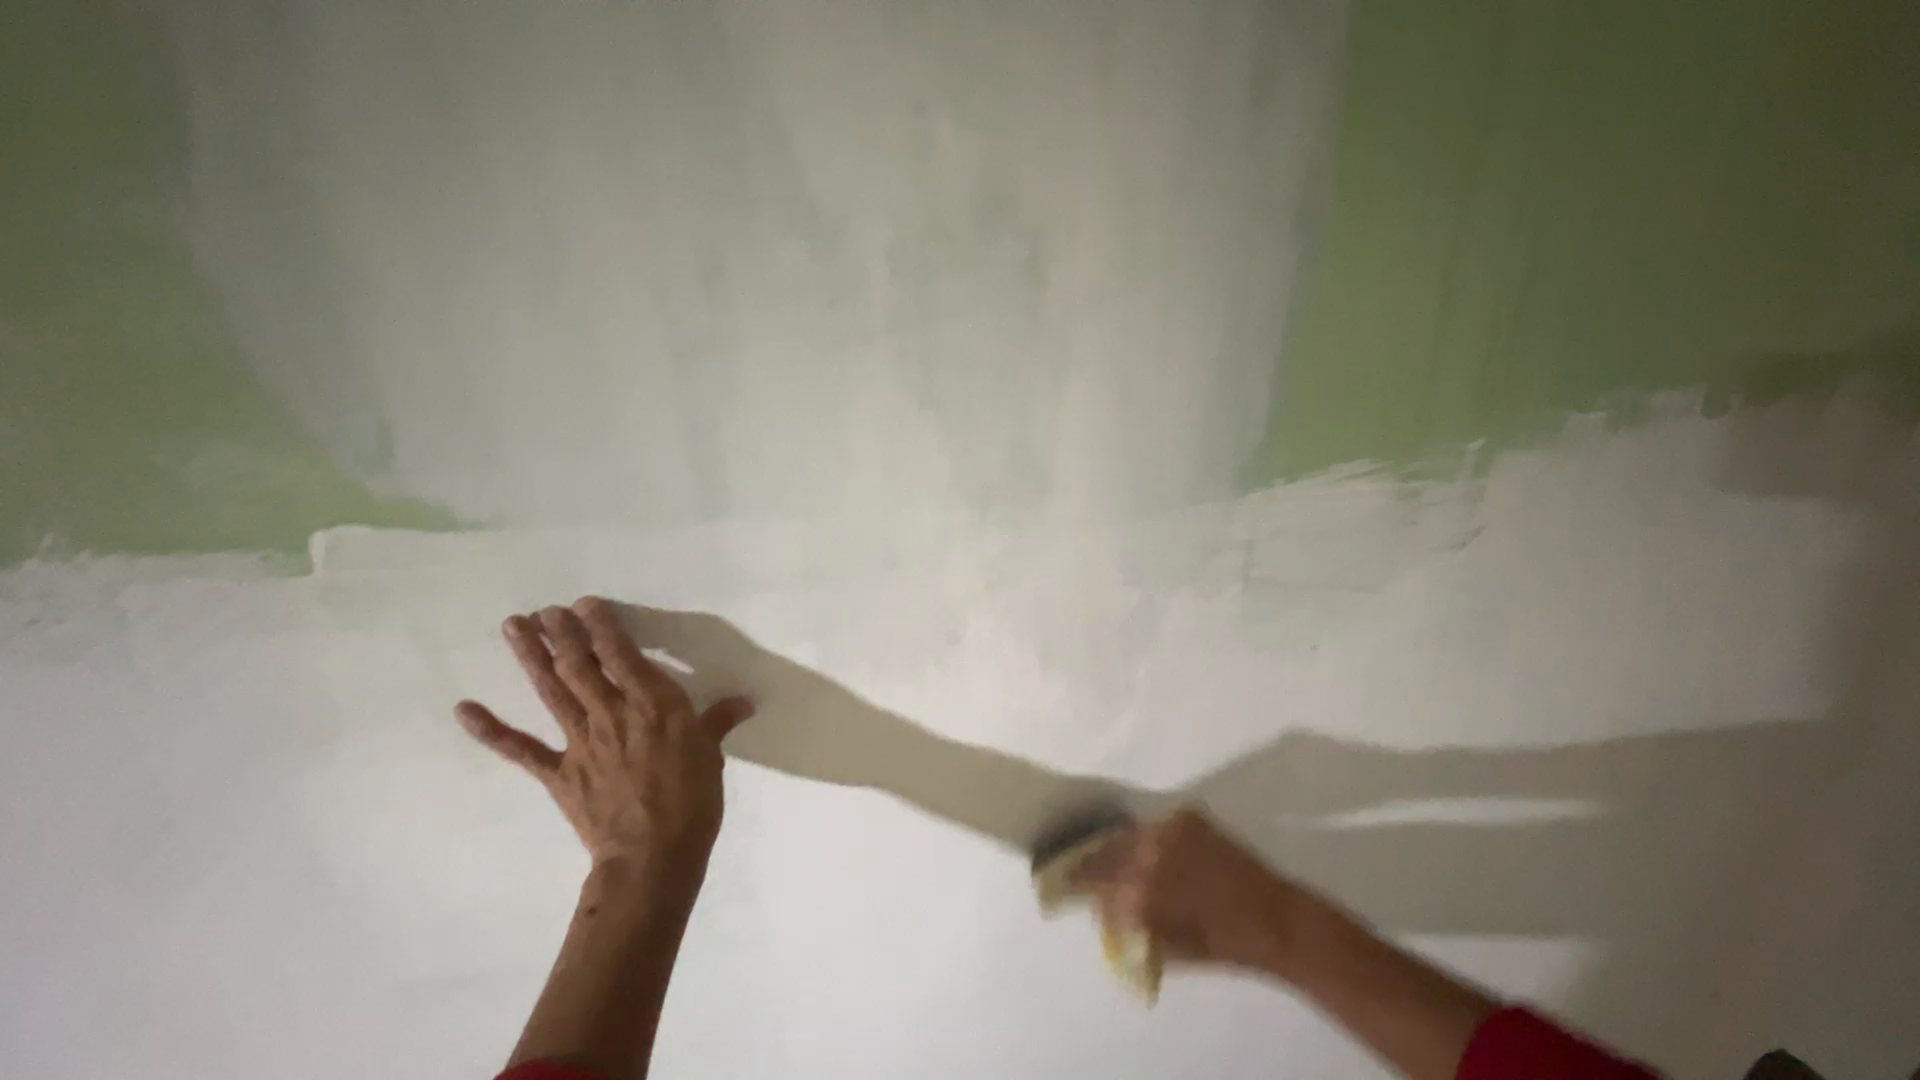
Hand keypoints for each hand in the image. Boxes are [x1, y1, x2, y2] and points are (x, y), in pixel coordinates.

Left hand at [456, 596, 753, 872]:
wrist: (652, 856)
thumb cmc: (692, 802)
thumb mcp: (711, 756)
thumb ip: (717, 723)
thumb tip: (742, 702)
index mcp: (653, 706)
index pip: (622, 656)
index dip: (602, 627)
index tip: (585, 604)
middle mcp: (613, 714)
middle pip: (581, 665)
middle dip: (562, 633)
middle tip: (546, 610)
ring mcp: (580, 743)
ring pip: (552, 692)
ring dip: (531, 658)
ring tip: (513, 626)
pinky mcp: (559, 773)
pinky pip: (521, 749)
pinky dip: (491, 730)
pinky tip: (464, 708)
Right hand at [1075, 808, 1303, 973]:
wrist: (1274, 918)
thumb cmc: (1220, 944)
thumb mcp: (1165, 945)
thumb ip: (1129, 921)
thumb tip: (1103, 904)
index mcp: (1139, 892)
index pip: (1093, 879)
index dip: (1079, 880)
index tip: (1068, 880)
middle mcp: (1148, 854)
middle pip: (1106, 849)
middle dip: (1095, 859)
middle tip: (1088, 866)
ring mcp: (1169, 830)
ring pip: (1130, 834)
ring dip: (1122, 845)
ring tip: (1118, 855)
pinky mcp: (1188, 817)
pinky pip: (1157, 825)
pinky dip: (1151, 835)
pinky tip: (1153, 846)